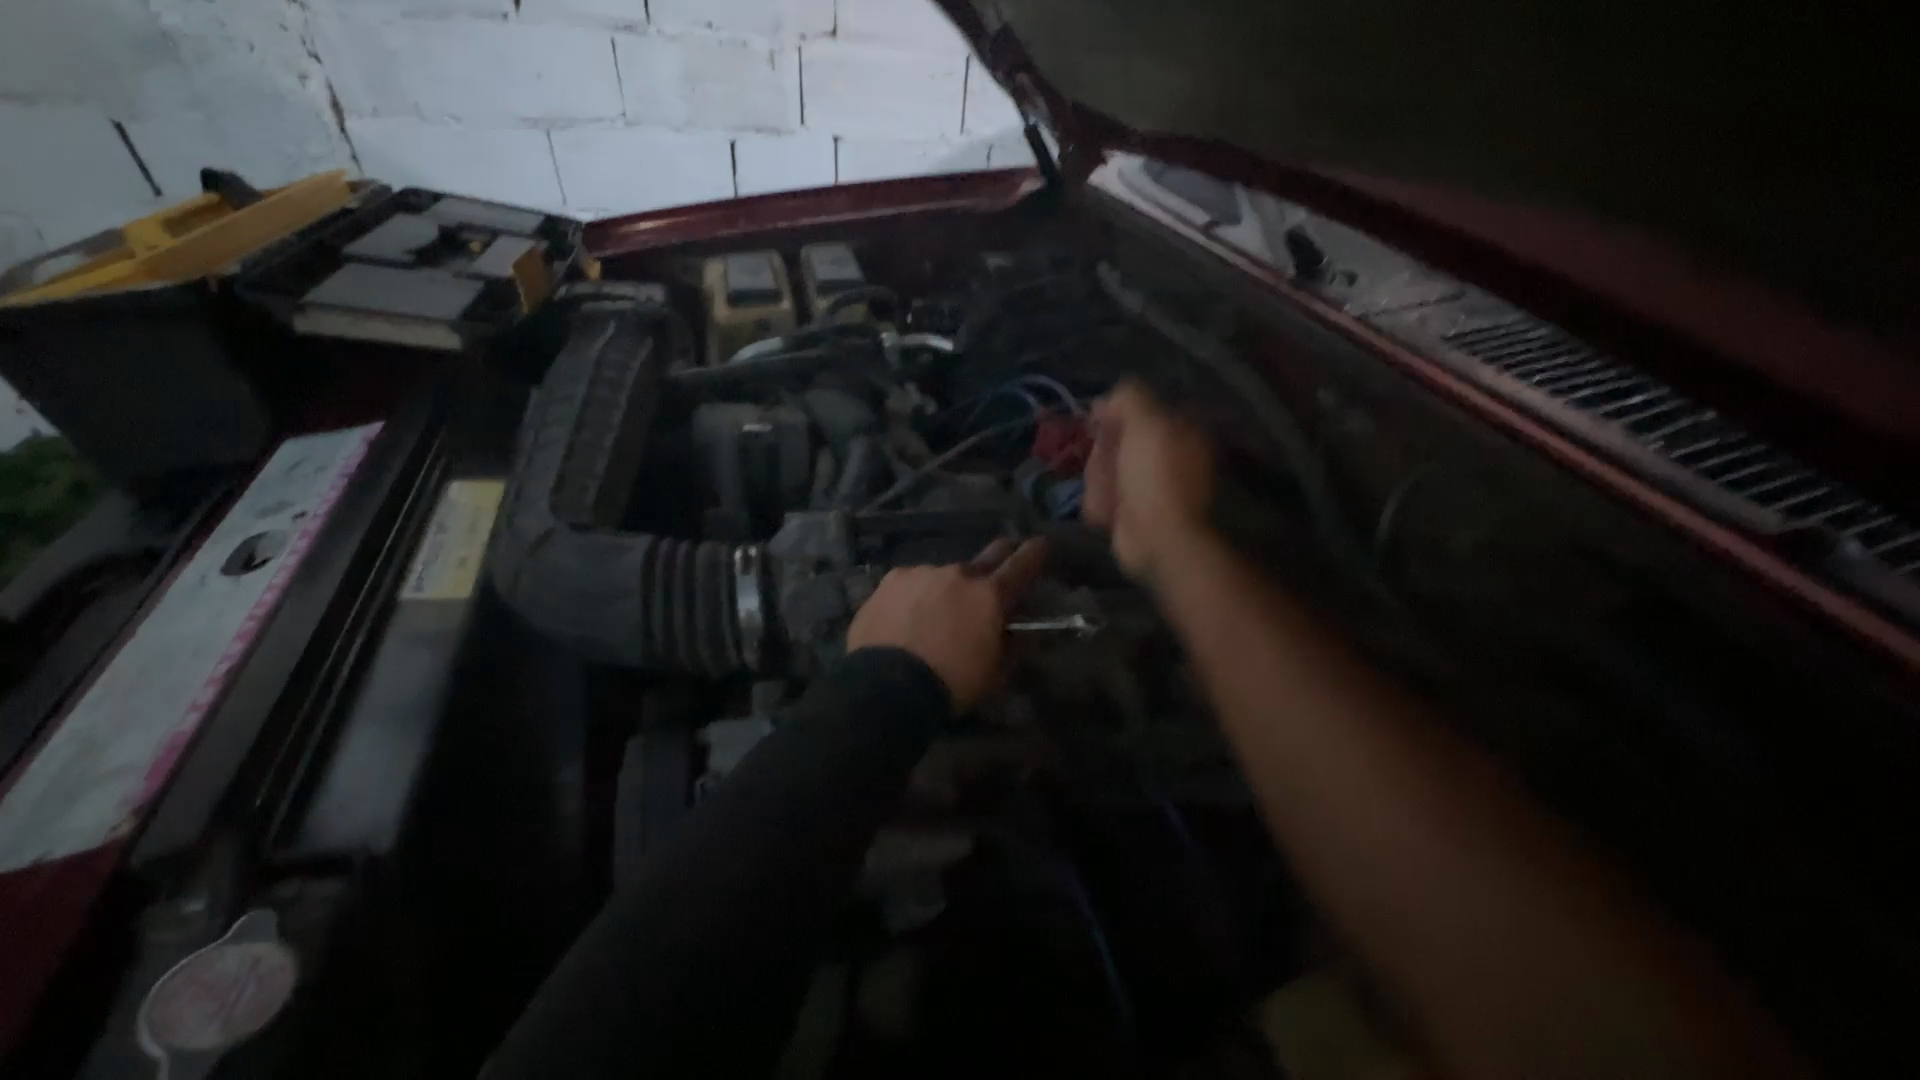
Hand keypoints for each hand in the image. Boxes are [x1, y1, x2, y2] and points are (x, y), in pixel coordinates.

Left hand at [846, 537, 1047, 709]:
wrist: (887, 685)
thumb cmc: (952, 683)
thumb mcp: (996, 674)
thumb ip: (1012, 645)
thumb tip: (1015, 629)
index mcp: (991, 595)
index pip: (1023, 564)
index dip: (1035, 552)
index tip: (1041, 543)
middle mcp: (960, 574)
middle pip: (986, 557)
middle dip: (997, 561)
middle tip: (994, 576)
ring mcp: (923, 572)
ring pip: (944, 576)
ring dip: (948, 589)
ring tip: (934, 617)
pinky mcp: (891, 579)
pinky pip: (913, 583)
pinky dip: (916, 596)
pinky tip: (906, 618)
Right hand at [1084, 380, 1216, 582]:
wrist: (1158, 538)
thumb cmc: (1155, 476)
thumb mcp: (1145, 422)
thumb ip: (1129, 398)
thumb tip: (1109, 399)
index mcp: (1179, 430)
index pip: (1137, 411)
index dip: (1113, 415)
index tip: (1096, 422)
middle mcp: (1167, 455)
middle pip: (1117, 441)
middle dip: (1103, 454)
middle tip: (1102, 465)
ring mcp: (1149, 485)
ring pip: (1106, 470)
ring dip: (1099, 481)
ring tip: (1106, 495)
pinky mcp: (1133, 512)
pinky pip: (1105, 497)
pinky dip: (1101, 504)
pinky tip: (1106, 512)